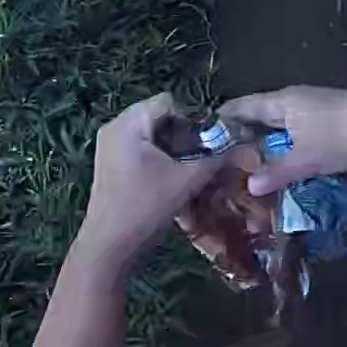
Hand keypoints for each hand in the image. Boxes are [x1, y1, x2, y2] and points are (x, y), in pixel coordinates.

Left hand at [75, 92, 222, 264]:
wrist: (110, 243)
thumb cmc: (146, 206)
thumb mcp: (186, 181)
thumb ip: (214, 161)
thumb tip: (238, 150)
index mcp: (130, 123)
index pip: (168, 102)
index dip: (192, 118)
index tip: (207, 142)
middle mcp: (115, 126)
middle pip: (157, 116)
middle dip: (182, 133)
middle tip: (200, 156)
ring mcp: (108, 144)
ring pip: (149, 133)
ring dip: (171, 146)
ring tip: (186, 168)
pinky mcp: (108, 161)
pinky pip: (138, 146)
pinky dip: (156, 155)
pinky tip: (168, 177)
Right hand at [220, 86, 346, 195]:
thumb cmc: (341, 136)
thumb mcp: (305, 159)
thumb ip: (275, 172)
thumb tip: (250, 186)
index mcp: (281, 101)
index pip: (242, 106)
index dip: (223, 119)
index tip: (207, 137)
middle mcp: (294, 99)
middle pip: (260, 114)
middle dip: (243, 133)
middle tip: (226, 157)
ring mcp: (314, 107)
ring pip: (280, 123)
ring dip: (267, 140)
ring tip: (252, 162)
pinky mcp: (330, 119)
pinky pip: (297, 130)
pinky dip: (286, 144)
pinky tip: (285, 160)